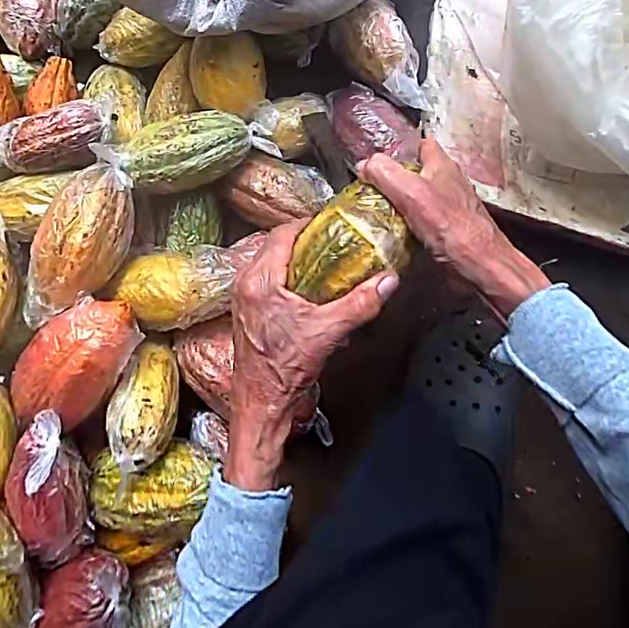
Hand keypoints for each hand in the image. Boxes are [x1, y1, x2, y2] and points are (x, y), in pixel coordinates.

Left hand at [225, 221, 398, 490]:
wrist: (262, 404)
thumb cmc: (284, 370)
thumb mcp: (328, 332)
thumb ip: (360, 304)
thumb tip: (387, 282)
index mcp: (259, 281)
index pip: (280, 234)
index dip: (305, 224)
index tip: (325, 224)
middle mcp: (245, 285)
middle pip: (273, 246)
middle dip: (301, 241)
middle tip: (327, 241)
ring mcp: (241, 299)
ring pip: (267, 263)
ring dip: (292, 259)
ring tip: (320, 262)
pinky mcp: (244, 312)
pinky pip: (263, 281)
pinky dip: (284, 277)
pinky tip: (304, 290)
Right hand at [360, 138, 548, 321]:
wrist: (481, 264)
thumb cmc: (452, 226)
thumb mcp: (410, 192)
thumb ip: (385, 173)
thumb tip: (365, 164)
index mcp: (442, 165)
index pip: (421, 143)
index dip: (400, 147)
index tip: (379, 157)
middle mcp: (449, 182)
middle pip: (418, 171)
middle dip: (396, 176)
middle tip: (373, 186)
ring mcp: (452, 206)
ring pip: (421, 195)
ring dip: (402, 201)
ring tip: (379, 209)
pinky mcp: (451, 228)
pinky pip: (425, 219)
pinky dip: (411, 222)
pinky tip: (398, 231)